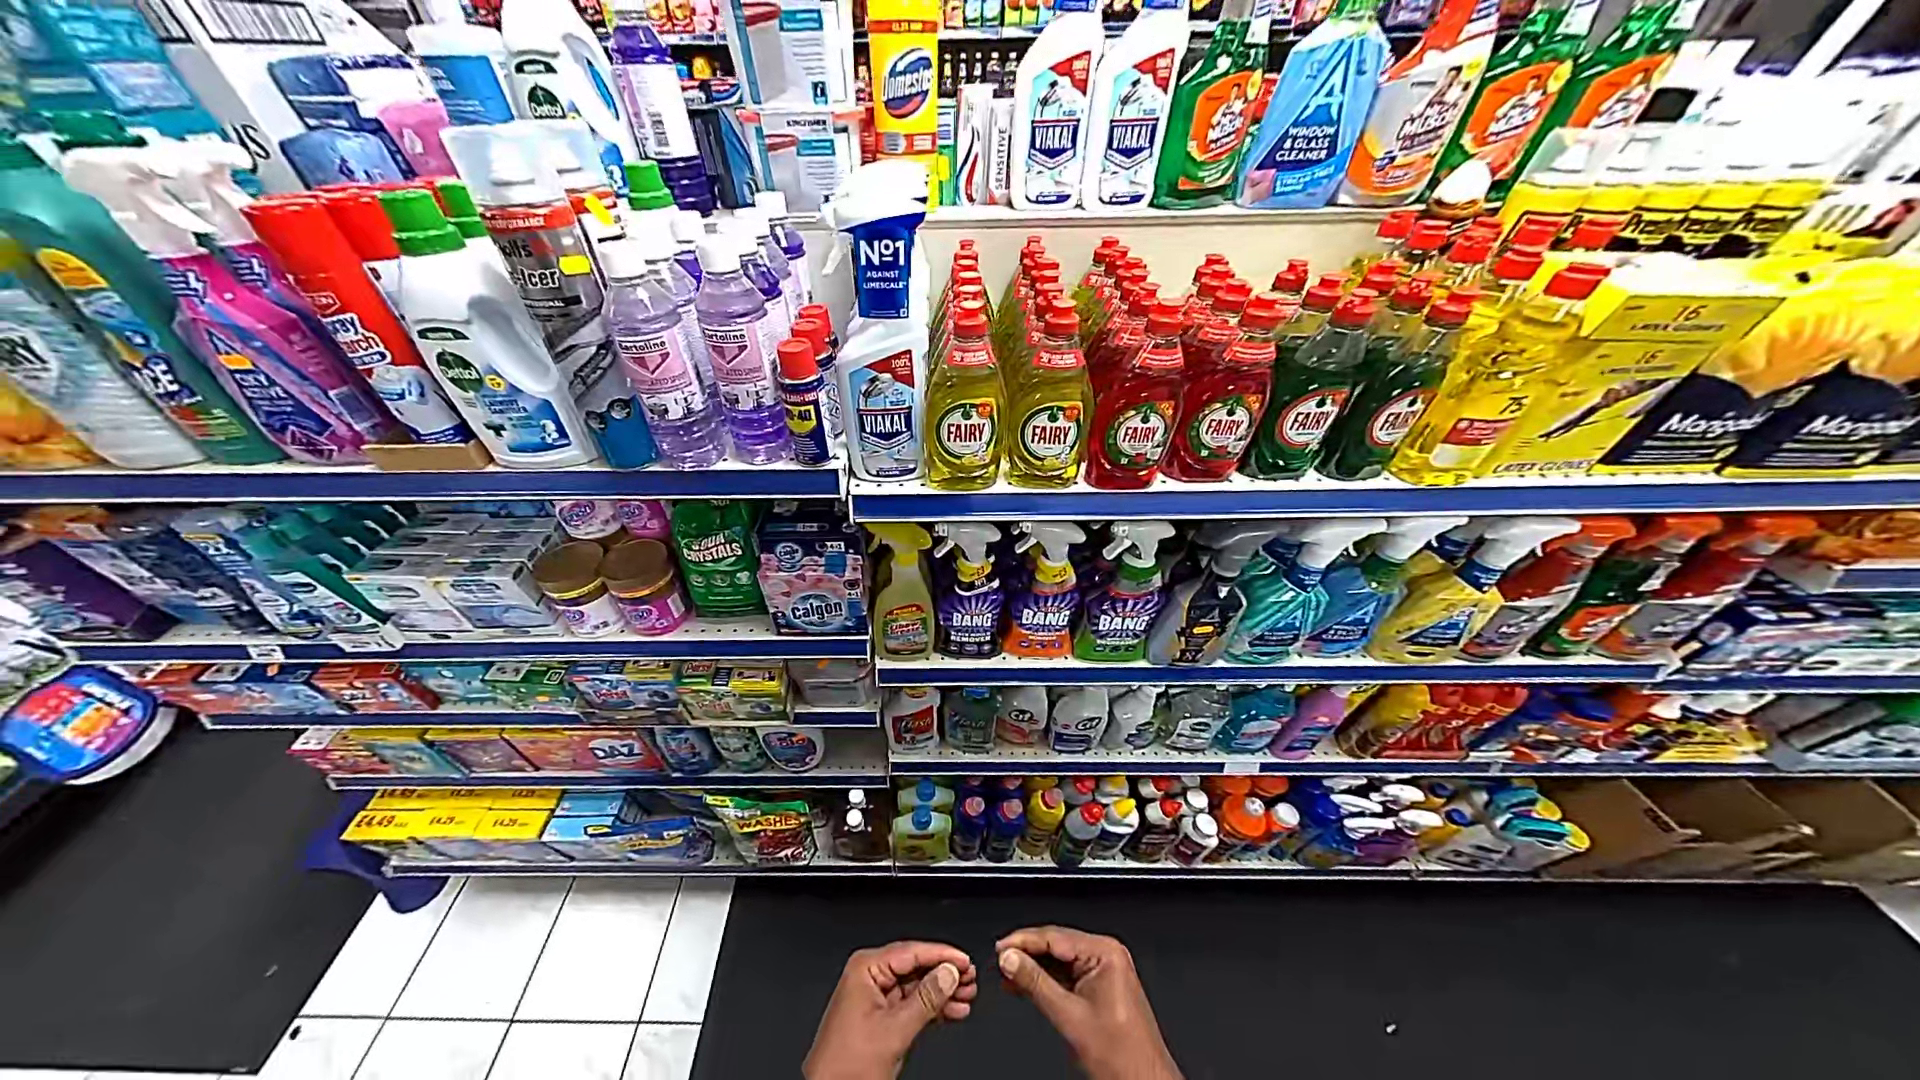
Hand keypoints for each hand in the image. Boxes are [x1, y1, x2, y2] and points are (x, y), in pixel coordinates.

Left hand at [803, 940, 977, 1079]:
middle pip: (916, 966)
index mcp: (866, 968)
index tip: (965, 960)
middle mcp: (870, 976)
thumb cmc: (845, 1067)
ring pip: (917, 985)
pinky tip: (953, 1011)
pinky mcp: (880, 1015)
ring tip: (967, 996)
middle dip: (945, 975)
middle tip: (970, 979)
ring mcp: (875, 996)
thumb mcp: (894, 1030)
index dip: (942, 955)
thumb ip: (926, 999)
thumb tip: (949, 973)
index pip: (912, 951)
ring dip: (943, 992)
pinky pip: (912, 1002)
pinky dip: (932, 1008)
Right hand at [996, 926, 1181, 1079]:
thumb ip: (1035, 983)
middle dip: (1026, 954)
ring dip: (1033, 968)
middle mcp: (1107, 955)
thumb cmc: (1122, 1058)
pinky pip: (1067, 974)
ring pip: (1059, 960)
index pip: (1055, 936)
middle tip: (1000, 961)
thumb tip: (1010, 959)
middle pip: (1056, 945)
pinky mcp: (1100, 986)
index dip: (1023, 941)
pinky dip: (1046, 980)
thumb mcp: (1069, 1016)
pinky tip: (1026, 985)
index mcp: (1106, 953)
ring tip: (1007, 974)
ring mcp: (1105, 970)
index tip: (1000, 948)